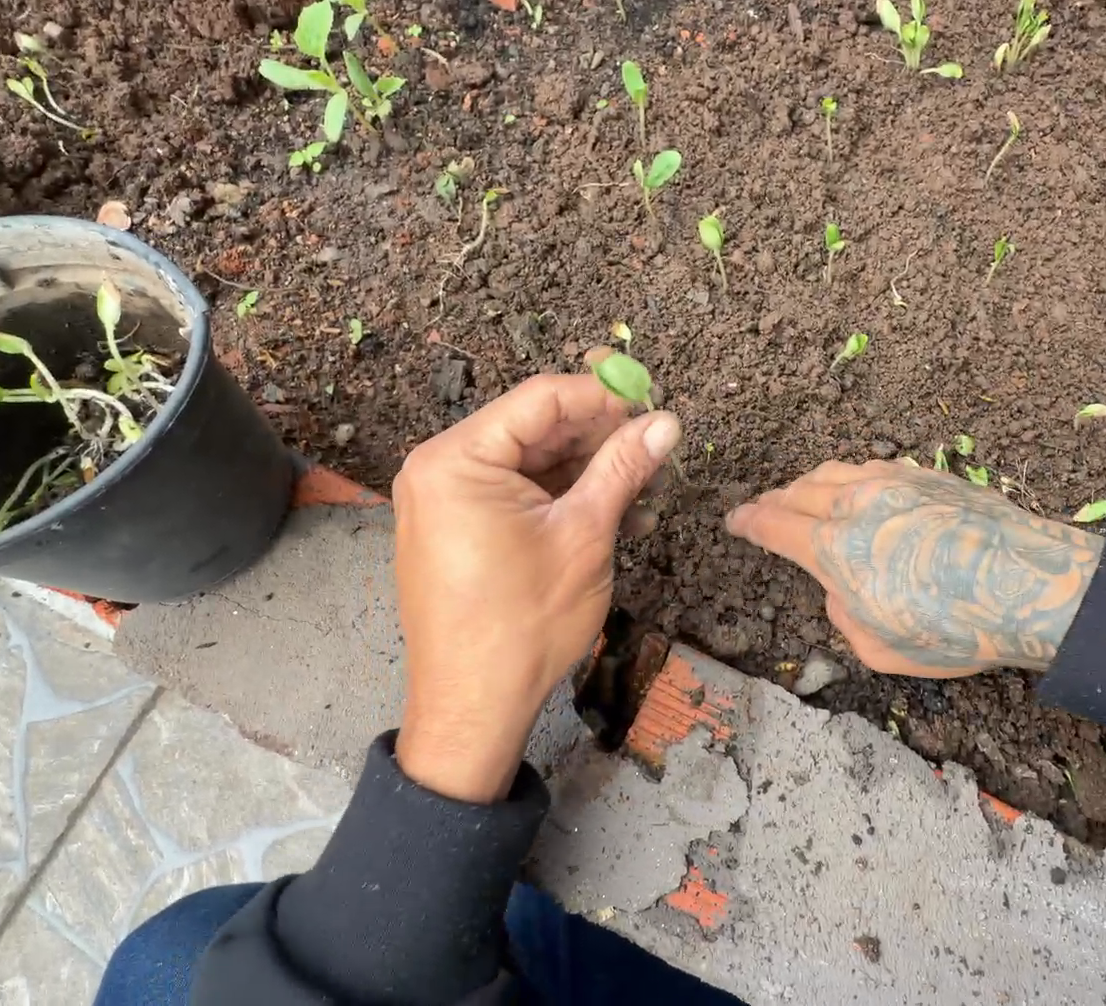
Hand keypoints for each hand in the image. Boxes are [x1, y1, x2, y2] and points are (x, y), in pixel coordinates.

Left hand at [392, 374, 679, 802]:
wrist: (474, 708)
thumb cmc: (525, 623)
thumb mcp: (585, 535)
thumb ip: (623, 468)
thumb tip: (667, 423)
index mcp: (456, 459)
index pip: (540, 400)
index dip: (602, 397)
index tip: (653, 405)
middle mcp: (439, 468)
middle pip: (535, 429)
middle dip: (598, 439)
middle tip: (654, 452)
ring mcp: (444, 500)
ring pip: (531, 463)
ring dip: (587, 472)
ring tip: (643, 493)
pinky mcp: (458, 528)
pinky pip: (517, 494)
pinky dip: (562, 499)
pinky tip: (612, 515)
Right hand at [726, 461, 1104, 677]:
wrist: (1029, 584)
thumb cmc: (954, 628)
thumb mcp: (878, 648)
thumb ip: (843, 615)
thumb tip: (842, 589)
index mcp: (832, 547)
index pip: (772, 525)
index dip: (746, 522)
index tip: (733, 520)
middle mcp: (854, 503)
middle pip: (797, 492)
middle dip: (772, 501)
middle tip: (762, 509)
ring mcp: (891, 482)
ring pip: (832, 472)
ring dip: (807, 485)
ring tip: (801, 494)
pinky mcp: (924, 475)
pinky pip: (870, 467)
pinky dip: (848, 477)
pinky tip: (855, 487)